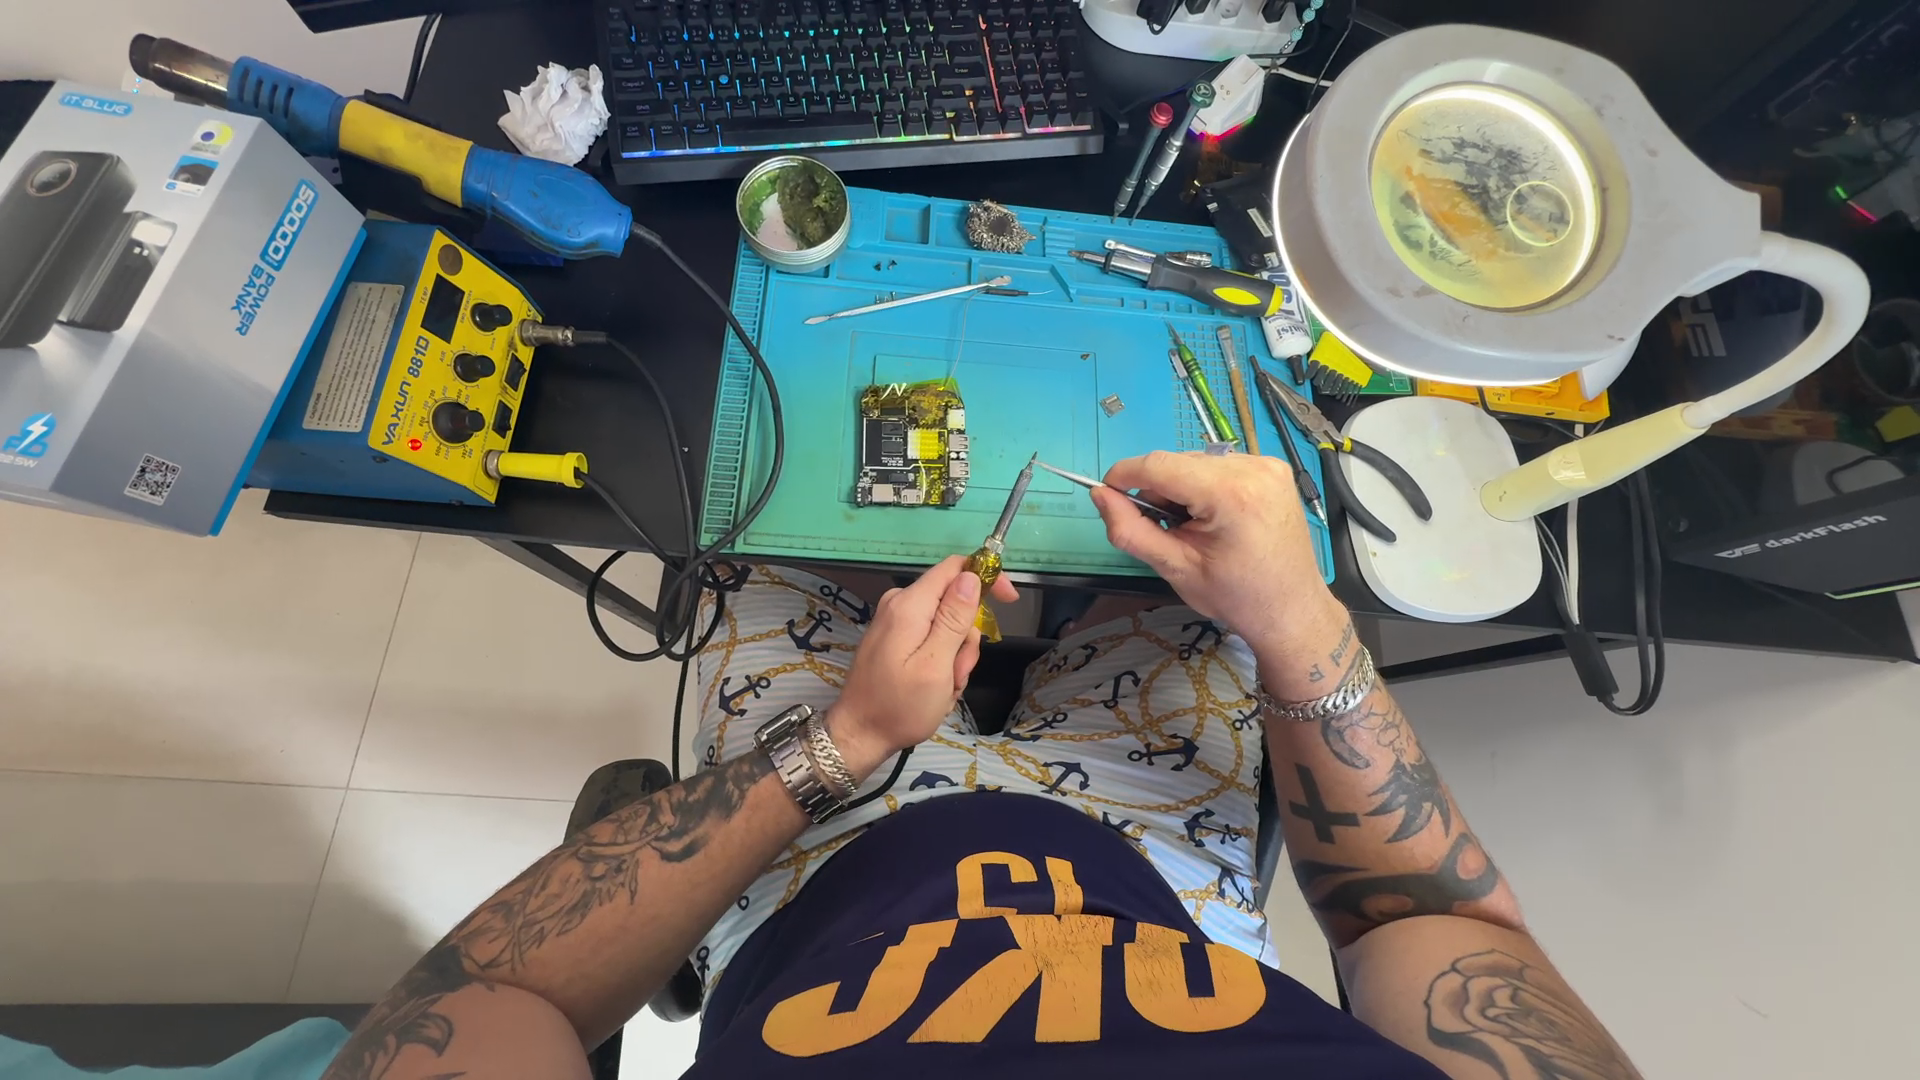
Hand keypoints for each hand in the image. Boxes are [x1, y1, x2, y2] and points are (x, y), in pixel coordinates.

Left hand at [825, 555, 1019, 780]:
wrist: (859, 735)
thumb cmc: (899, 706)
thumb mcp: (936, 665)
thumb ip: (953, 619)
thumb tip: (970, 577)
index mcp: (909, 605)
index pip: (955, 568)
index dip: (986, 577)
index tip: (1009, 601)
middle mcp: (900, 604)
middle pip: (954, 601)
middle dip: (966, 638)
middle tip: (958, 673)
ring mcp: (895, 621)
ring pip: (947, 624)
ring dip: (955, 657)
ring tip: (945, 687)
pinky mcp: (894, 637)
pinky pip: (932, 638)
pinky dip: (941, 662)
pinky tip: (935, 688)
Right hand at [1092, 451, 1349, 691]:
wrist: (1291, 610)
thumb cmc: (1235, 596)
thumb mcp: (1174, 568)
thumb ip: (1130, 530)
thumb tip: (1099, 495)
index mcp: (1230, 493)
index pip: (1158, 465)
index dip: (1124, 476)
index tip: (1108, 495)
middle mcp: (1252, 467)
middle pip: (1176, 462)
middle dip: (1156, 490)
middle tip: (1162, 530)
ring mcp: (1266, 464)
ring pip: (1195, 462)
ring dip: (1179, 488)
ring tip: (1190, 527)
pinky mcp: (1272, 468)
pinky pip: (1218, 466)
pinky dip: (1203, 486)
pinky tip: (1212, 517)